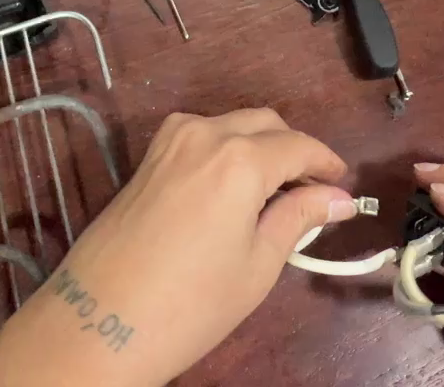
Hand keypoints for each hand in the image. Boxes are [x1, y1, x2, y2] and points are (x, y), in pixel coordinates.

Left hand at [0, 109, 355, 386]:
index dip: (326, 162)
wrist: (101, 320)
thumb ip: (300, 217)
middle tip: (311, 193)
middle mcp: (206, 131)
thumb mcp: (258, 264)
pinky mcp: (151, 152)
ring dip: (260, 145)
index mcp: (240, 158)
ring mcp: (172, 137)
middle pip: (266, 123)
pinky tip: (231, 186)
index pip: (298, 145)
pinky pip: (203, 133)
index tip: (342, 185)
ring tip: (273, 192)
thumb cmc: (191, 302)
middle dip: (294, 150)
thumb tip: (340, 198)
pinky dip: (227, 147)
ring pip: (233, 123)